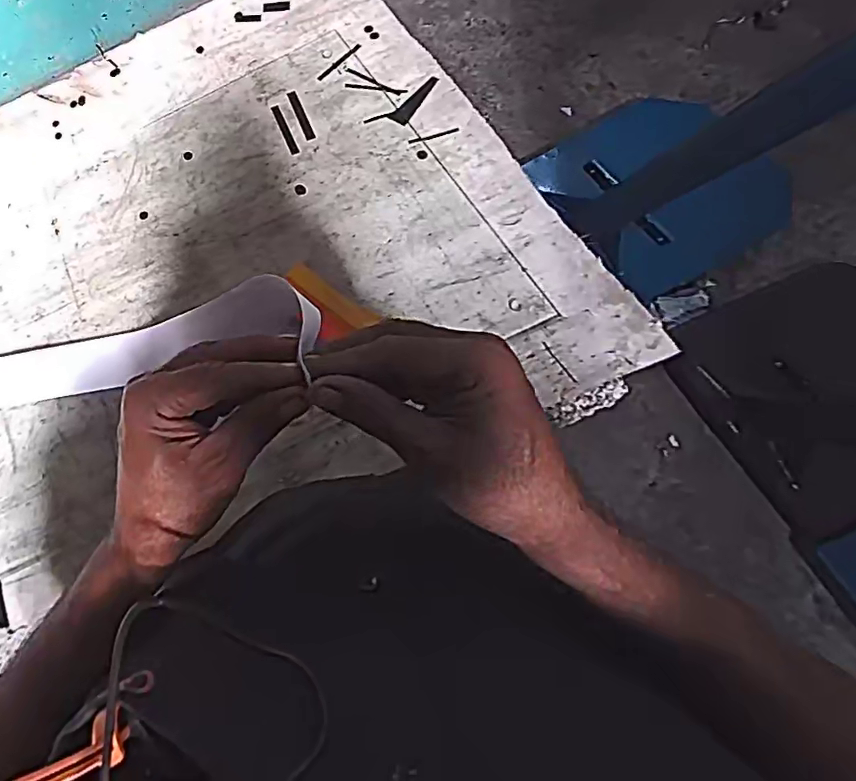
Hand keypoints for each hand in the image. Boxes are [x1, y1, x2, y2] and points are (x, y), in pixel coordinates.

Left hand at [110, 336, 308, 580]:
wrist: (149, 536)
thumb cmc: (171, 510)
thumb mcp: (223, 465)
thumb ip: (258, 422)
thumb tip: (292, 395)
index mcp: (152, 399)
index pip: (217, 374)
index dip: (262, 372)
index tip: (296, 372)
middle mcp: (151, 386)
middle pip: (214, 358)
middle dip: (260, 356)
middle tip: (298, 355)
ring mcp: (159, 391)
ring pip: (214, 362)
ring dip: (252, 362)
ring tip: (289, 363)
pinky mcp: (172, 400)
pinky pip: (210, 377)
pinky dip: (240, 377)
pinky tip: (266, 379)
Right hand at [306, 321, 589, 553]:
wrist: (547, 514)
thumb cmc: (499, 489)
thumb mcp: (428, 452)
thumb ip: (374, 412)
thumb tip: (325, 389)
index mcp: (473, 358)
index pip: (394, 348)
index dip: (345, 359)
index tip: (308, 370)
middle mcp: (474, 348)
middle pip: (397, 340)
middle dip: (352, 357)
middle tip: (310, 373)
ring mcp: (471, 360)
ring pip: (404, 351)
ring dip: (366, 366)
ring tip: (326, 382)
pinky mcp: (466, 376)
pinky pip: (417, 368)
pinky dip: (386, 378)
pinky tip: (359, 390)